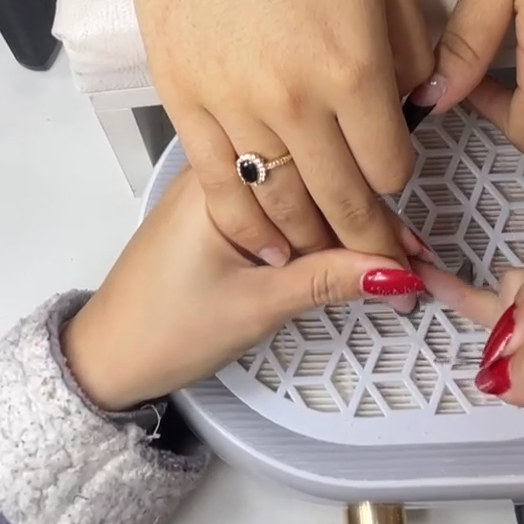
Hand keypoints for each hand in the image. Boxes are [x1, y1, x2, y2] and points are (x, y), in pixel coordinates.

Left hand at [64, 173, 425, 411]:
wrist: (107, 354)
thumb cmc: (167, 328)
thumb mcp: (255, 305)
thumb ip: (326, 279)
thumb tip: (397, 272)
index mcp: (219, 177)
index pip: (312, 183)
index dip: (369, 219)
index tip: (415, 252)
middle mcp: (218, 170)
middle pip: (308, 186)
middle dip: (363, 224)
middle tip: (415, 258)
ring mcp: (216, 189)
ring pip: (295, 200)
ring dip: (340, 230)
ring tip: (393, 258)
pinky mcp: (217, 213)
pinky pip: (275, 212)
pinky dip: (310, 235)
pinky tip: (343, 255)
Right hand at [132, 0, 432, 264]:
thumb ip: (412, 46)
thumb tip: (420, 104)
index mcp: (354, 70)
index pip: (391, 163)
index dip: (401, 184)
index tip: (399, 188)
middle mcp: (296, 104)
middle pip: (341, 199)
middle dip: (368, 237)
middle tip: (382, 258)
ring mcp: (232, 109)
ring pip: (280, 205)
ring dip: (310, 242)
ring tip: (326, 258)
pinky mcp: (183, 103)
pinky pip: (217, 188)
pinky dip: (247, 228)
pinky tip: (267, 252)